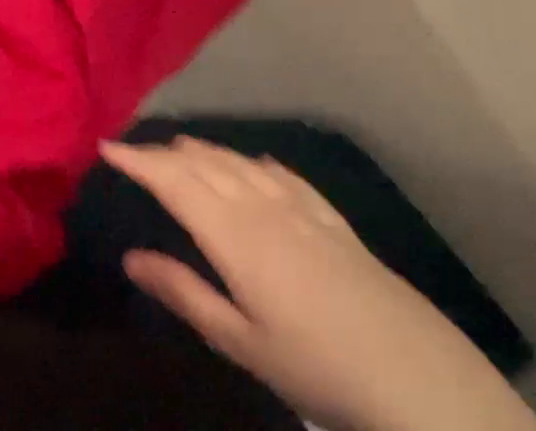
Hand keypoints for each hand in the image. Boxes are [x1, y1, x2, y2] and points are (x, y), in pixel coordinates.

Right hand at [101, 137, 535, 430]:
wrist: (430, 391)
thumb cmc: (320, 367)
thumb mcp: (240, 342)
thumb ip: (184, 293)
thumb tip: (129, 256)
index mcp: (236, 237)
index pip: (175, 183)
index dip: (138, 160)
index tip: (104, 146)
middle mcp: (268, 213)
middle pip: (208, 167)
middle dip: (165, 152)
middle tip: (131, 148)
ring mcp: (309, 219)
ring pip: (247, 168)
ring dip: (209, 152)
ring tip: (180, 144)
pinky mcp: (343, 233)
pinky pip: (293, 183)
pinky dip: (265, 166)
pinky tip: (258, 162)